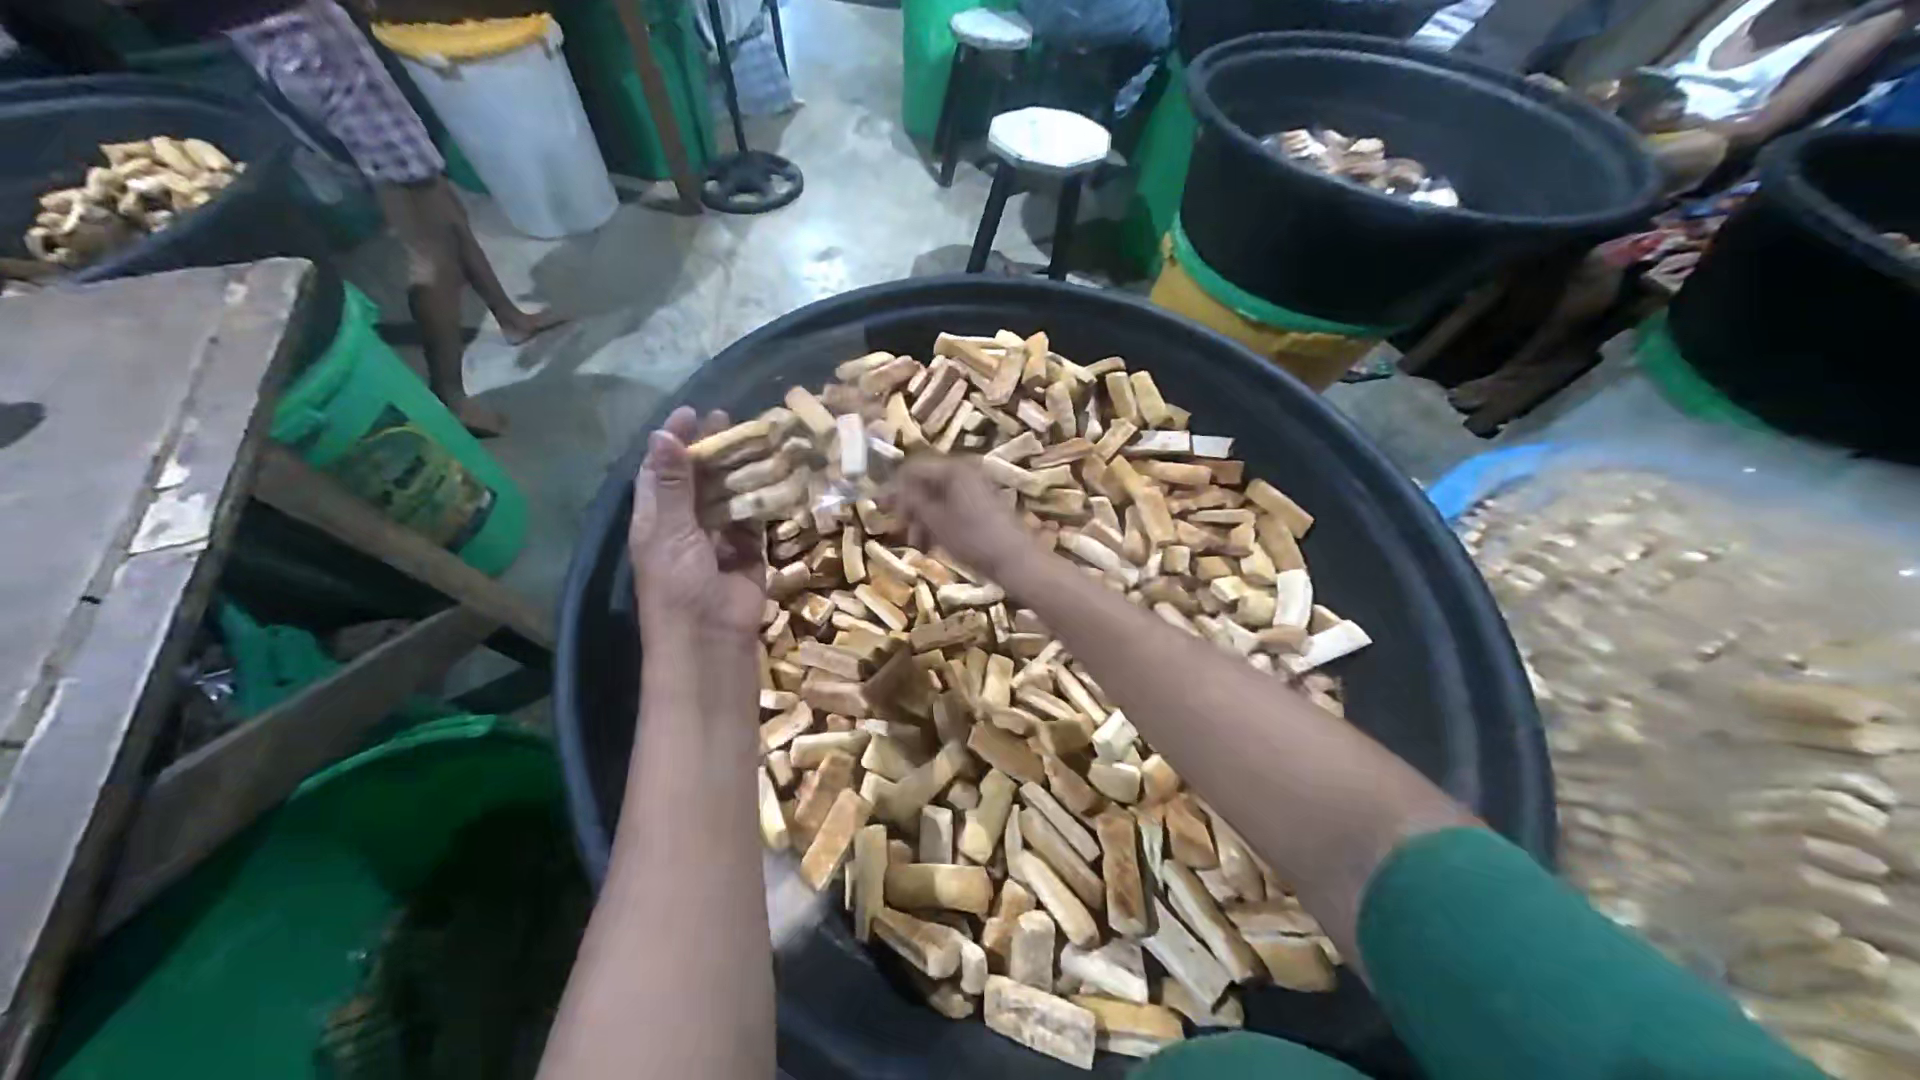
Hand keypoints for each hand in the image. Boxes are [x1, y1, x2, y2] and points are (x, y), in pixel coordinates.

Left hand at [628, 406, 765, 636]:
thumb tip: (662, 434)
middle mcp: (686, 523)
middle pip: (698, 478)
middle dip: (711, 450)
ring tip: (757, 440)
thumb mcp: (668, 530)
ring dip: (741, 470)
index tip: (691, 413)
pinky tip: (775, 474)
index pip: (662, 469)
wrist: (710, 637)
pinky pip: (756, 518)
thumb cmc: (677, 584)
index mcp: (656, 518)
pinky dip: (764, 499)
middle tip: (729, 419)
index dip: (673, 441)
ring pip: (729, 495)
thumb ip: (672, 484)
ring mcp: (719, 538)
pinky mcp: (749, 551)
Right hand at [892, 455, 1037, 583]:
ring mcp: (975, 488)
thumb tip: (892, 489)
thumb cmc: (973, 538)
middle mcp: (964, 471)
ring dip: (924, 519)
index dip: (895, 489)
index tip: (882, 510)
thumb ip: (912, 501)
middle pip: (925, 483)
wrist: (1015, 560)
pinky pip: (952, 507)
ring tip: (918, 545)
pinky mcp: (983, 505)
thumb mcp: (935, 520)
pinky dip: (940, 523)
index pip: (912, 469)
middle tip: (901, 531)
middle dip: (910, 508)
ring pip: (938, 498)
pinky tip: (934, 545)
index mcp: (952, 468)